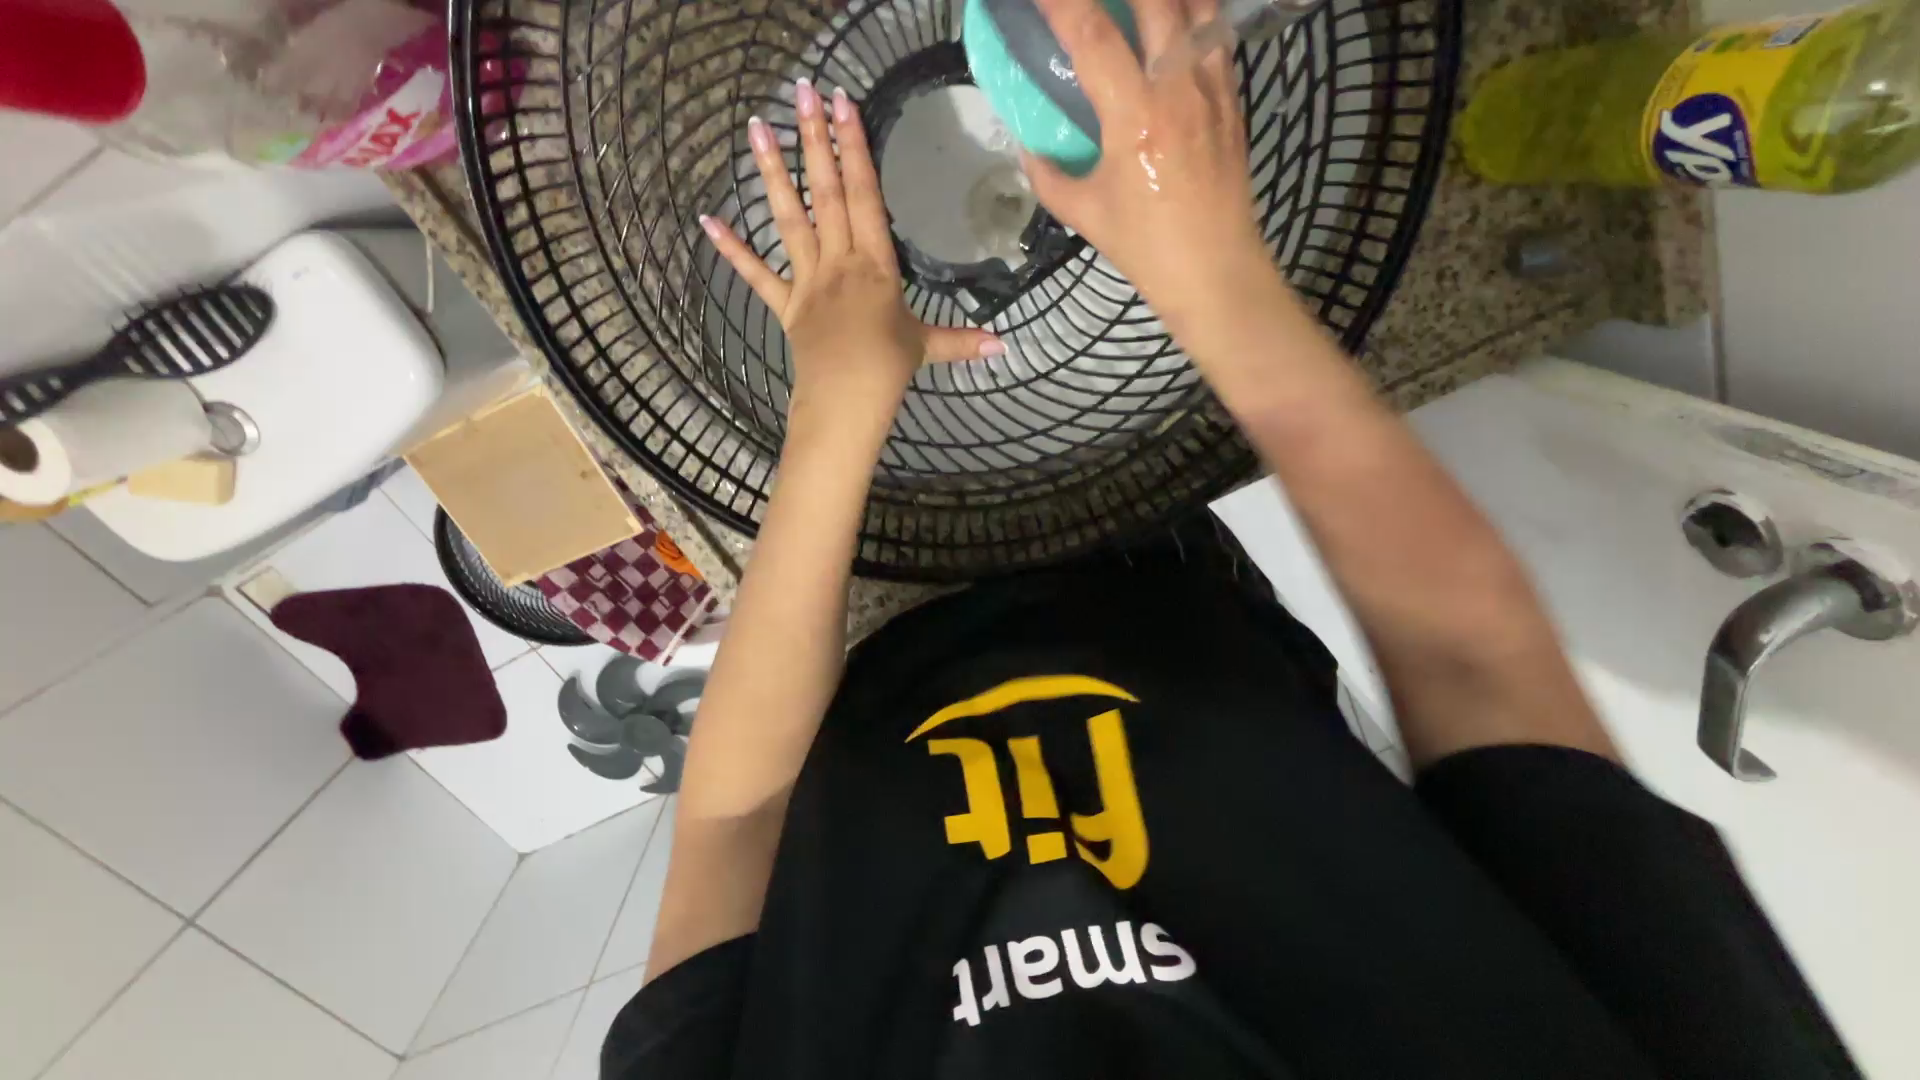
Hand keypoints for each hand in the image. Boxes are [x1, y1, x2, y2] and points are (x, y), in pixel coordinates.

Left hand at [701, 80, 1002, 431]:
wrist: (847, 397)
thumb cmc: (889, 367)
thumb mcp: (929, 347)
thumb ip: (963, 341)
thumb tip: (1005, 348)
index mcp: (875, 263)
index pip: (864, 196)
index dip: (854, 149)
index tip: (843, 107)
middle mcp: (839, 260)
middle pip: (826, 193)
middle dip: (815, 140)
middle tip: (802, 92)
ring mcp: (808, 280)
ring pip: (789, 218)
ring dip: (772, 172)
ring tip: (756, 127)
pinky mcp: (785, 303)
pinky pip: (756, 273)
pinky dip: (732, 248)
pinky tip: (707, 219)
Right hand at [1021, 0, 1276, 326]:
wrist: (1213, 270)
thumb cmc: (1145, 246)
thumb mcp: (1084, 214)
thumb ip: (1048, 176)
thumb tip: (1029, 147)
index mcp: (1135, 118)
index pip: (1092, 34)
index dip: (1060, 1)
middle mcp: (1178, 88)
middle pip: (1154, 0)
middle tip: (1087, 0)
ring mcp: (1212, 88)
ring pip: (1196, 5)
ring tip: (1135, 7)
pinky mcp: (1232, 99)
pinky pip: (1215, 34)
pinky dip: (1192, 14)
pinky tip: (1172, 20)